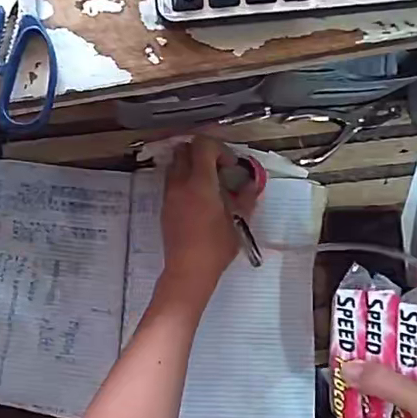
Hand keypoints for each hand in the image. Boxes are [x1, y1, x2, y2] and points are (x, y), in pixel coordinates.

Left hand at [160, 136, 260, 298]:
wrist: (188, 271)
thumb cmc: (215, 247)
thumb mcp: (238, 222)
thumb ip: (246, 198)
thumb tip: (251, 184)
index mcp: (199, 183)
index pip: (203, 146)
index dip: (219, 149)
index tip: (231, 165)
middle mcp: (180, 184)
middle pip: (185, 150)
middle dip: (203, 152)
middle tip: (219, 168)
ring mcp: (169, 195)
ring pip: (175, 164)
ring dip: (192, 166)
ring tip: (209, 183)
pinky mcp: (164, 207)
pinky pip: (172, 182)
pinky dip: (184, 180)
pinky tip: (199, 199)